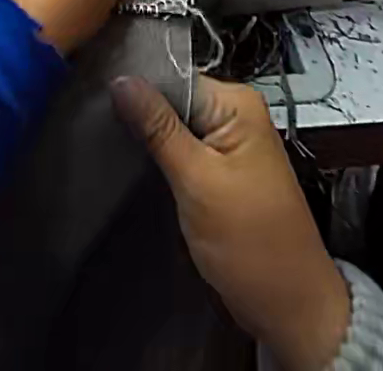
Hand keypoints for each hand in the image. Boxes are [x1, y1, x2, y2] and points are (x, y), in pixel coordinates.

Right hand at [111, 75, 349, 370]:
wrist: (288, 304)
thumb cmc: (249, 241)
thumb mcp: (197, 181)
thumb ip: (158, 128)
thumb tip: (122, 80)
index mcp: (237, 102)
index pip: (177, 77)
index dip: (138, 86)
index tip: (96, 95)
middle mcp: (236, 112)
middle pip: (176, 98)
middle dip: (140, 112)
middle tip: (93, 121)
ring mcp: (230, 141)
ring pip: (177, 125)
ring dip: (148, 136)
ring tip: (105, 139)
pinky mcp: (221, 168)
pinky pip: (184, 148)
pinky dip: (161, 156)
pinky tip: (132, 160)